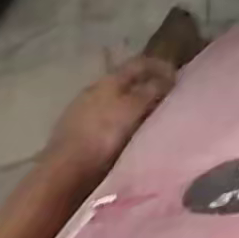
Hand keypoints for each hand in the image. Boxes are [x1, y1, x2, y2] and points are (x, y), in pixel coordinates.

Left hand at [43, 55, 175, 179]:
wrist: (61, 175)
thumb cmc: (103, 134)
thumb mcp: (136, 107)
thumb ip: (154, 88)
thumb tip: (168, 78)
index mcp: (110, 78)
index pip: (140, 62)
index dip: (160, 66)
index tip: (177, 76)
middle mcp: (94, 89)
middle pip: (126, 81)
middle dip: (146, 86)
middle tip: (165, 96)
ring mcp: (80, 112)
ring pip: (114, 102)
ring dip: (131, 106)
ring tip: (147, 118)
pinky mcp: (72, 136)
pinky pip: (103, 121)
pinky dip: (118, 123)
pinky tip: (125, 136)